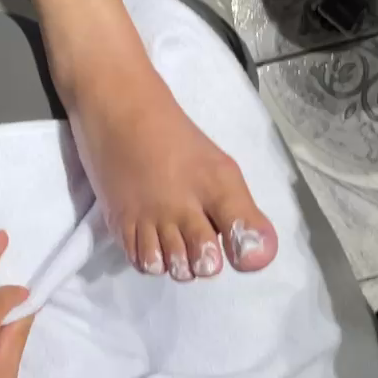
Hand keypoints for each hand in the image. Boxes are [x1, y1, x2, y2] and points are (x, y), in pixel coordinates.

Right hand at [71, 81, 277, 281]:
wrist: (119, 110)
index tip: (237, 250)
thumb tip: (258, 258)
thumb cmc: (172, 135)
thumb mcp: (218, 166)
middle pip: (204, 263)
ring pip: (171, 268)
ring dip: (175, 263)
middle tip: (196, 242)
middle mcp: (184, 205)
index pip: (242, 235)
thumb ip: (240, 211)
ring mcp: (149, 215)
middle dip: (205, 262)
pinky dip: (149, 259)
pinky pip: (140, 261)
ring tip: (170, 241)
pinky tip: (150, 240)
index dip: (244, 250)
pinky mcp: (119, 221)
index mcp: (216, 185)